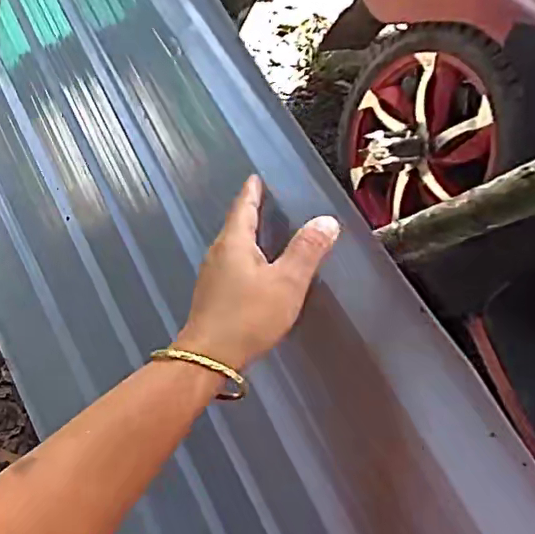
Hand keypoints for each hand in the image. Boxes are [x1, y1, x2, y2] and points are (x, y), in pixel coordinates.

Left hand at [172, 176, 339, 370]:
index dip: (251, 192)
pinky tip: (252, 266)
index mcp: (233, 243)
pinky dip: (243, 255)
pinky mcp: (212, 293)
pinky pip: (230, 263)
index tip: (254, 178)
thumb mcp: (286, 282)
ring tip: (261, 229)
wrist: (210, 355)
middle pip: (235, 224)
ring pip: (231, 245)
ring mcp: (211, 273)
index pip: (243, 208)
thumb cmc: (248, 316)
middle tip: (262, 199)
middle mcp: (217, 253)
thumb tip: (325, 221)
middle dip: (249, 211)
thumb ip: (306, 252)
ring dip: (246, 233)